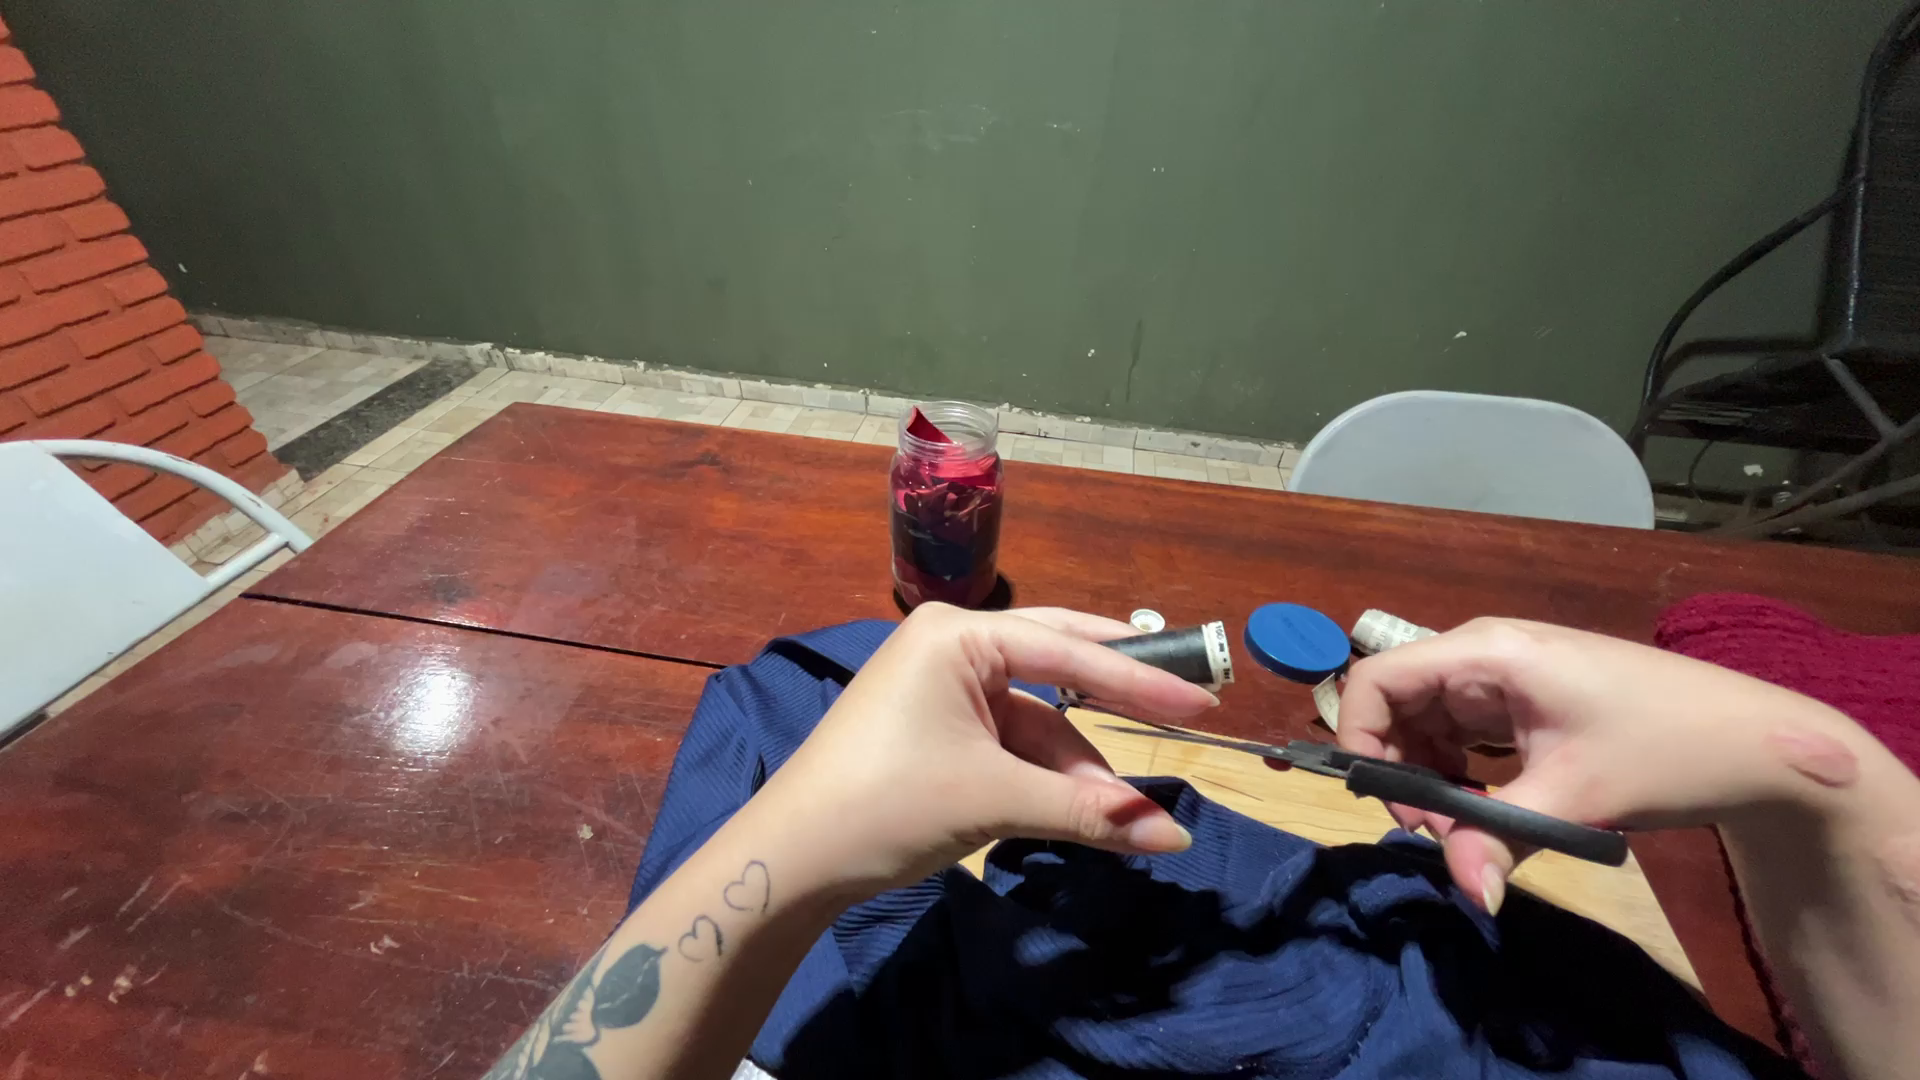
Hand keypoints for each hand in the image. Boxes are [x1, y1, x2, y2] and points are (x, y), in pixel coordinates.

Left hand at [747, 604, 1217, 896]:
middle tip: (1189, 707)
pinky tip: (1081, 811)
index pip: (1067, 649)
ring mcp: (944, 686)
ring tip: (1125, 813)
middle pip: (1056, 662)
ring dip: (1078, 766)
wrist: (793, 860)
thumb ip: (1088, 811)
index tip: (1204, 701)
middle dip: (1117, 695)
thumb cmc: (889, 803)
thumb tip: (1175, 838)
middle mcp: (952, 645)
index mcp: (958, 634)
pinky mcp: (940, 726)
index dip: (1141, 679)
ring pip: (1035, 718)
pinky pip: (1009, 742)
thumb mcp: (995, 800)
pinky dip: (1044, 776)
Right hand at [1336, 617, 1856, 912]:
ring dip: (1424, 771)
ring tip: (1460, 825)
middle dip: (1397, 765)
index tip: (1381, 796)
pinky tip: (1476, 801)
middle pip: (1395, 701)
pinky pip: (1453, 726)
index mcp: (1483, 652)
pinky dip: (1451, 767)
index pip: (1377, 678)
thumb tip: (1468, 896)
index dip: (1358, 734)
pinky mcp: (1512, 695)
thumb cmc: (1669, 749)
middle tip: (1431, 827)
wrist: (1770, 746)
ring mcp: (1495, 672)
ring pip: (1420, 718)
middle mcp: (1477, 651)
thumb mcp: (1580, 796)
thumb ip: (1504, 837)